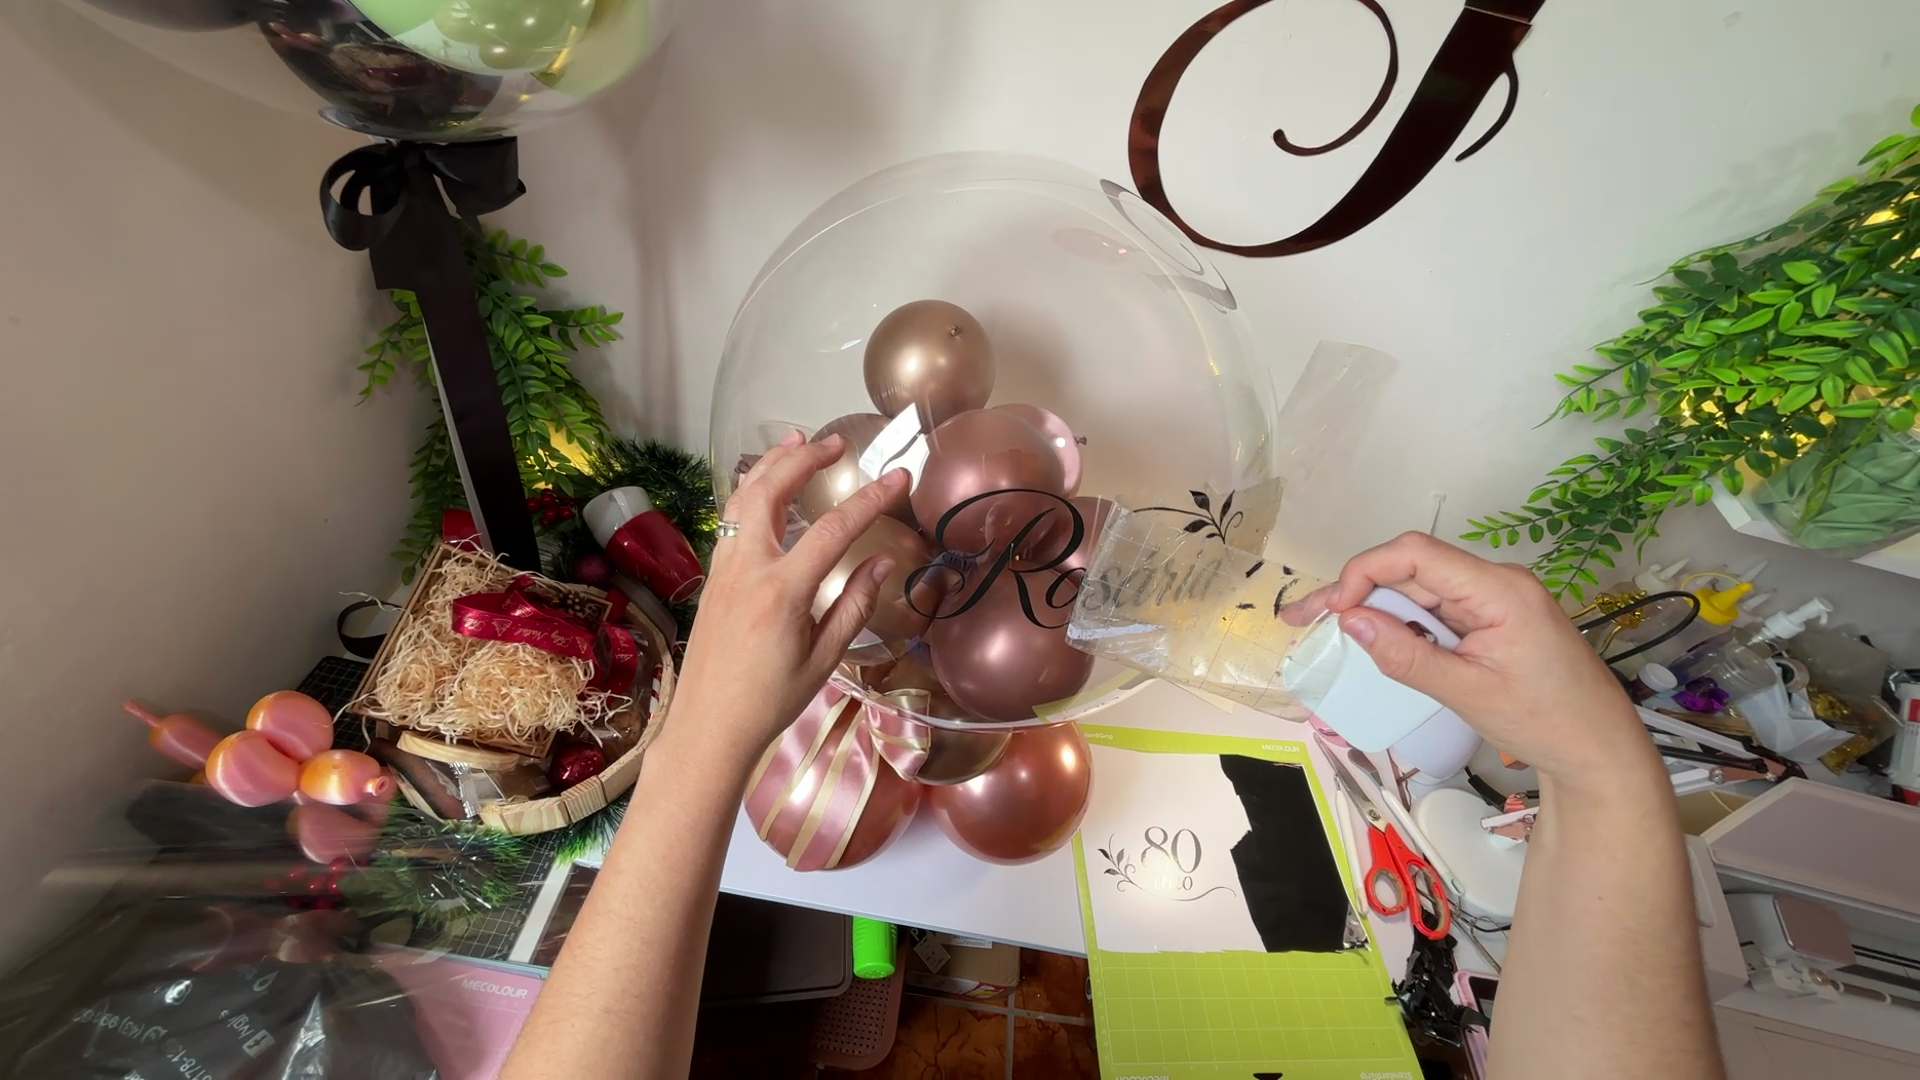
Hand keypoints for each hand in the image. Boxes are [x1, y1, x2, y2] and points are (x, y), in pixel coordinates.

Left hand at [671, 431, 909, 765]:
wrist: (708, 727)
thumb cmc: (771, 701)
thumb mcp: (824, 659)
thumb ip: (854, 605)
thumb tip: (880, 563)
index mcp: (782, 591)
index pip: (834, 529)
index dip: (871, 499)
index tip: (899, 477)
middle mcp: (748, 568)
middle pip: (772, 490)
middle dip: (805, 458)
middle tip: (837, 442)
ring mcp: (724, 568)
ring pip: (742, 497)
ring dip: (771, 463)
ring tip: (797, 441)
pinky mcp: (714, 576)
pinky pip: (731, 518)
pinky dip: (751, 490)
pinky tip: (766, 486)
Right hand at [1281, 532, 1657, 787]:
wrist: (1600, 752)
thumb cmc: (1545, 723)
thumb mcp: (1467, 693)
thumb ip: (1405, 655)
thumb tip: (1348, 620)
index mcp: (1498, 590)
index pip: (1414, 554)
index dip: (1363, 572)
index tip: (1335, 611)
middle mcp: (1492, 582)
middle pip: (1405, 569)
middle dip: (1351, 591)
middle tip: (1303, 618)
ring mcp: (1488, 598)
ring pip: (1410, 588)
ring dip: (1365, 606)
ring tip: (1317, 626)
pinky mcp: (1483, 617)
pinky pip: (1427, 608)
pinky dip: (1391, 621)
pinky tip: (1363, 635)